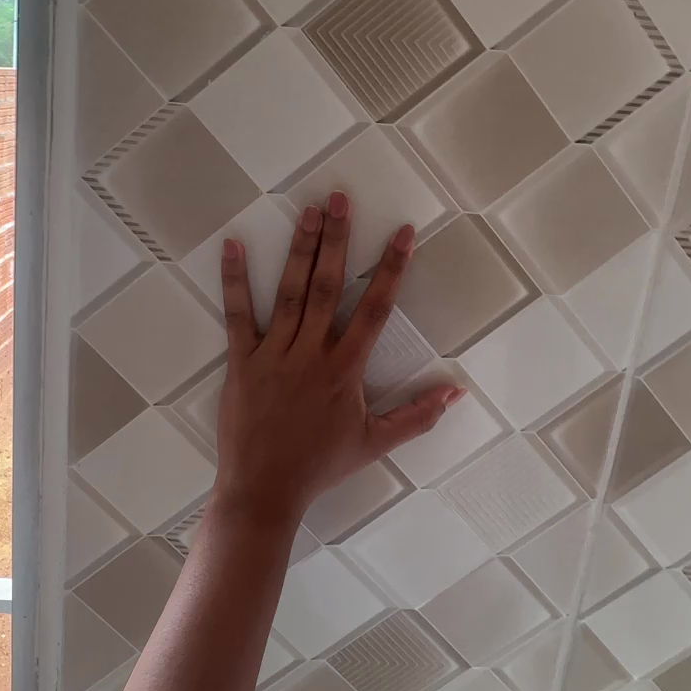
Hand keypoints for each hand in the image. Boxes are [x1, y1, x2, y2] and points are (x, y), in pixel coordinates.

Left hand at [212, 190, 464, 526]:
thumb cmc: (321, 466)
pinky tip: (234, 245)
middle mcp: (312, 353)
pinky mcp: (242, 361)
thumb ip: (417, 415)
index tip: (402, 233)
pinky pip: (238, 316)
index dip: (391, 269)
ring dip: (300, 250)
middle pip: (328, 287)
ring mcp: (274, 354)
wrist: (264, 492)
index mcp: (346, 369)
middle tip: (340, 199)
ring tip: (308, 211)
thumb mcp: (375, 442)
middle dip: (338, 240)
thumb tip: (457, 393)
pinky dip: (235, 280)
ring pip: (291, 293)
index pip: (376, 309)